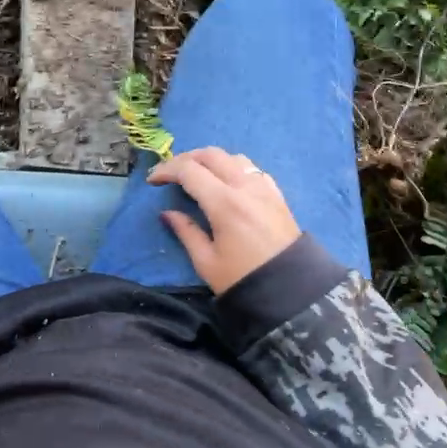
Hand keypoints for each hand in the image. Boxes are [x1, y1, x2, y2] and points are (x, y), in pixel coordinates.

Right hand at [147, 147, 302, 293]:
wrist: (293, 292)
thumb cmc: (244, 279)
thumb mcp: (206, 262)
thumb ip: (186, 232)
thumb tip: (168, 213)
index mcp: (224, 203)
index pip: (189, 170)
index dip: (166, 170)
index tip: (153, 181)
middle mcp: (245, 187)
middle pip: (211, 155)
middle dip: (186, 159)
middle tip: (171, 174)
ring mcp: (264, 188)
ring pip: (233, 157)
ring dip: (211, 160)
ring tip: (198, 175)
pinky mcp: (277, 195)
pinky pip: (252, 169)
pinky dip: (234, 168)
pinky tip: (228, 183)